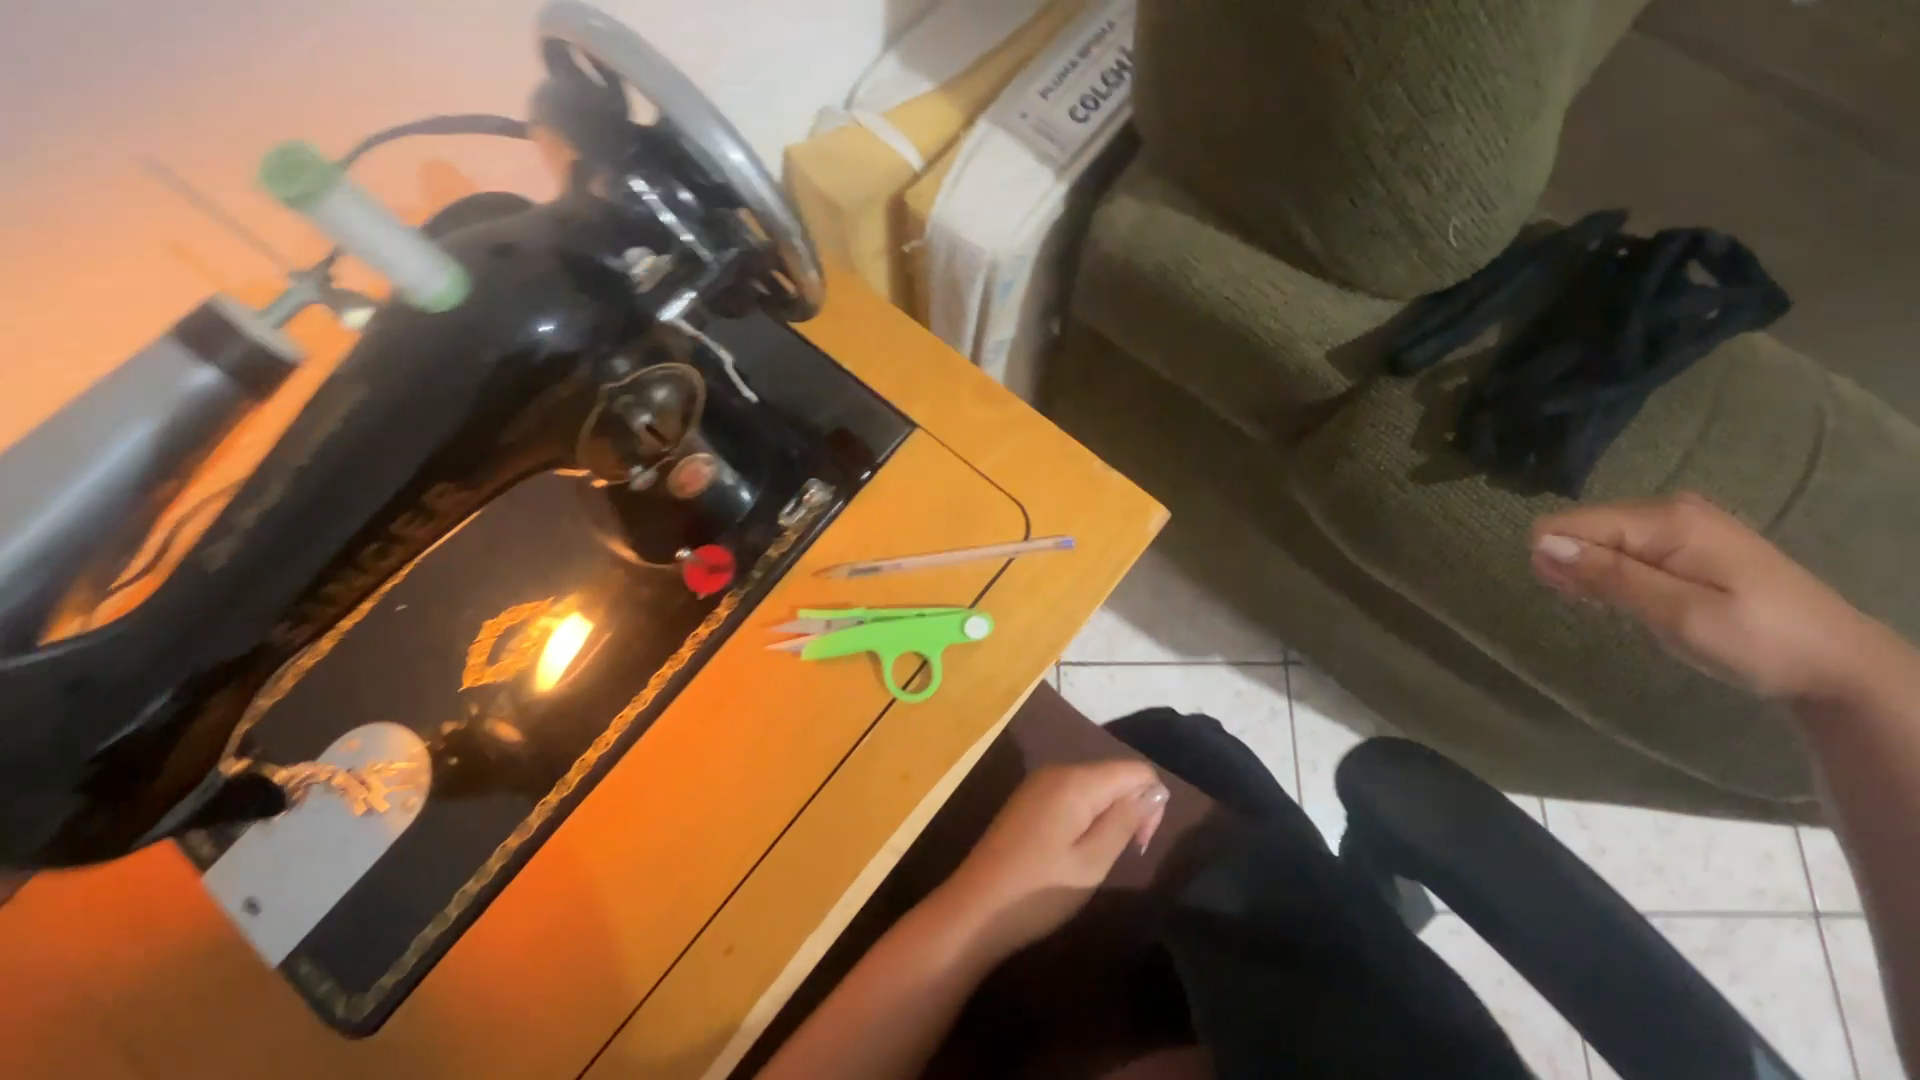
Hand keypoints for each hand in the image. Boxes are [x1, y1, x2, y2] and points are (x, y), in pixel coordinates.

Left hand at [932, 762, 1169, 960]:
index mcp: (1075, 781)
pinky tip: (1074, 851)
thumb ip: (1125, 821)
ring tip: (1098, 858)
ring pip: (1094, 786)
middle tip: (1123, 856)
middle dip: (1130, 808)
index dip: (1151, 803)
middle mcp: (1057, 771)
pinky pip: (1072, 796)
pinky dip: (1085, 817)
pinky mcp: (1027, 801)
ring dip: (1108, 815)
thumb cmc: (1038, 892)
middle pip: (1114, 774)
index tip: (1141, 844)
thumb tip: (1156, 790)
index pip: (1136, 770)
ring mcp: (1038, 784)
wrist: (973, 910)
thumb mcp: (1091, 863)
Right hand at [1530, 492, 1901, 706]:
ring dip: (1598, 577)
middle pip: (1582, 529)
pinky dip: (1620, 577)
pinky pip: (1627, 549)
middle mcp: (1669, 509)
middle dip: (1577, 569)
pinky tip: (1643, 603)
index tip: (1583, 601)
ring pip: (1601, 541)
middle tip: (1609, 612)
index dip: (1557, 563)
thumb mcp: (1678, 613)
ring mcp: (1683, 524)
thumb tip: (1541, 546)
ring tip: (1629, 612)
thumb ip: (1609, 577)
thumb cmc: (1758, 640)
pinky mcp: (1690, 543)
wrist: (1838, 664)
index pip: (1566, 525)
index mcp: (1665, 520)